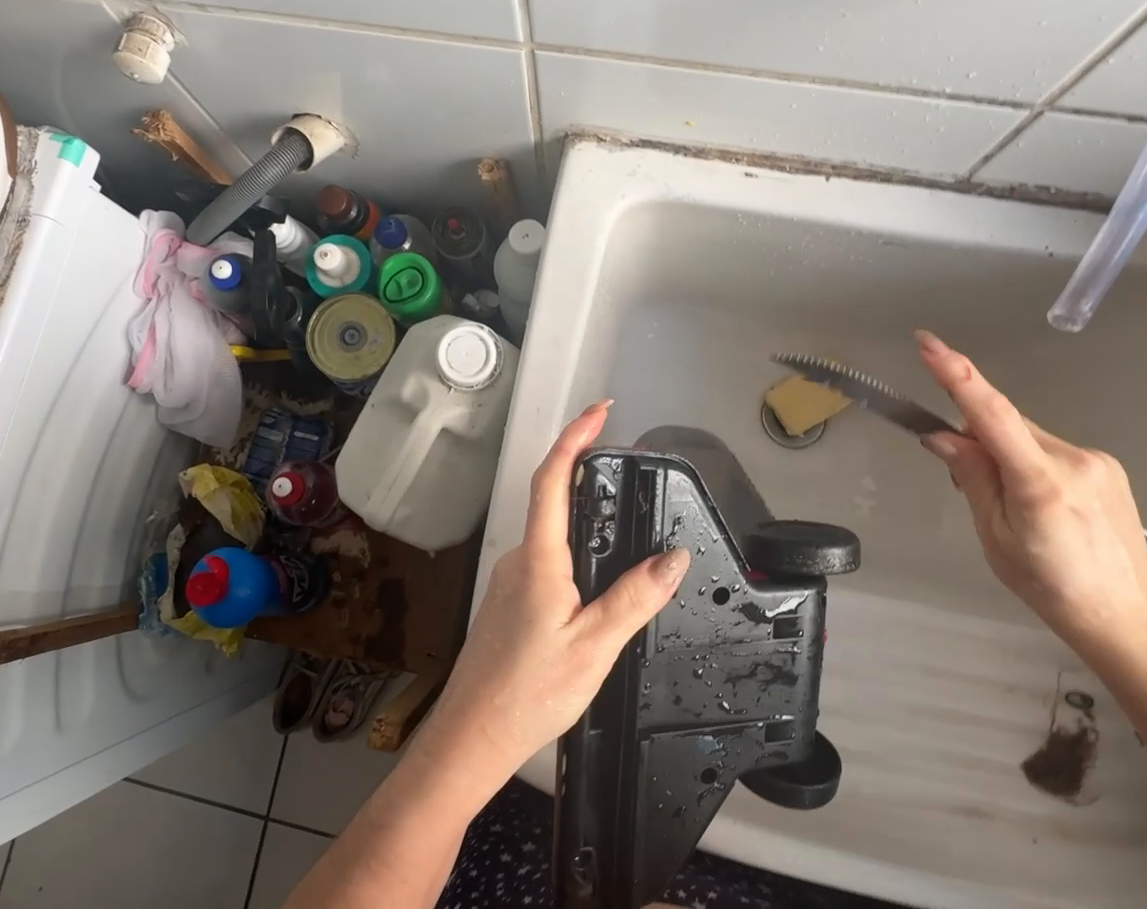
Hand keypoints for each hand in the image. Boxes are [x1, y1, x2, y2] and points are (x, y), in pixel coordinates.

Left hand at [428, 400, 690, 782]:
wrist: (473, 734)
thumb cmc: (528, 692)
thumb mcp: (595, 646)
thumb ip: (635, 597)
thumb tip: (673, 557)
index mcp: (539, 559)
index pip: (552, 479)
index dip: (575, 437)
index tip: (600, 411)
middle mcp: (518, 560)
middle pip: (553, 501)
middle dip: (588, 476)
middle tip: (628, 466)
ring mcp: (509, 581)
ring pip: (552, 538)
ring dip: (585, 524)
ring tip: (627, 532)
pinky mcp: (509, 602)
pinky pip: (546, 563)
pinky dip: (574, 557)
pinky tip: (596, 586)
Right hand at [914, 331, 1146, 655]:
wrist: (1126, 614)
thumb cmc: (1049, 586)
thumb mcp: (995, 538)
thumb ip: (973, 479)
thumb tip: (943, 436)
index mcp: (1040, 483)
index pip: (991, 415)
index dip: (957, 375)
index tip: (928, 344)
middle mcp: (1074, 459)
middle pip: (1005, 424)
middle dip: (974, 437)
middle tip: (962, 477)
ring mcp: (1096, 460)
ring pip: (1026, 436)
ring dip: (1002, 453)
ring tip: (1009, 505)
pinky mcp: (1107, 466)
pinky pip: (1048, 448)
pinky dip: (1026, 461)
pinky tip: (1035, 502)